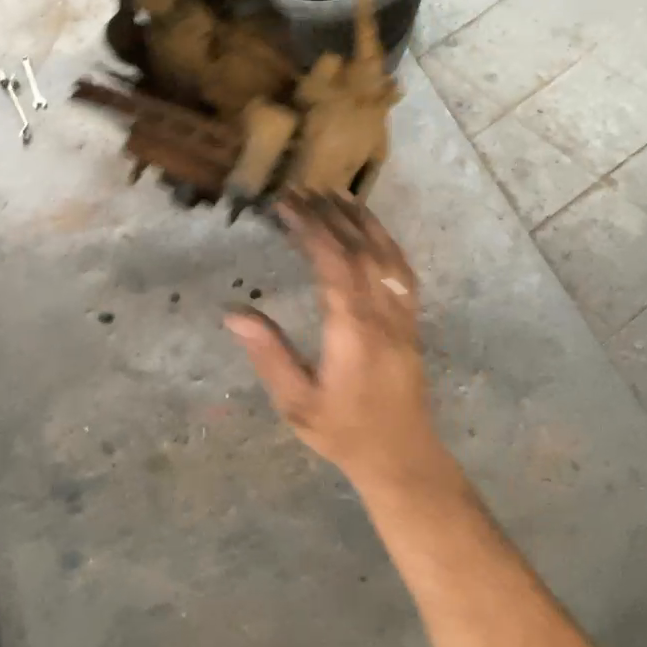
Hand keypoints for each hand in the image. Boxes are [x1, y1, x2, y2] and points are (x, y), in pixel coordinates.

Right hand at [225, 195, 449, 494]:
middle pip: (361, 250)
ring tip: (337, 195)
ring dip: (363, 221)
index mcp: (353, 330)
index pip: (333, 264)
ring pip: (387, 255)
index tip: (286, 205)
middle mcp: (382, 314)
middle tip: (303, 191)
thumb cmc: (342, 432)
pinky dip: (387, 242)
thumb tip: (234, 314)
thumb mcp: (296, 402)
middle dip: (332, 215)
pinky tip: (374, 232)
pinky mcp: (411, 323)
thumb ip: (269, 356)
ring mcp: (403, 316)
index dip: (310, 228)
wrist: (400, 455)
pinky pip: (403, 271)